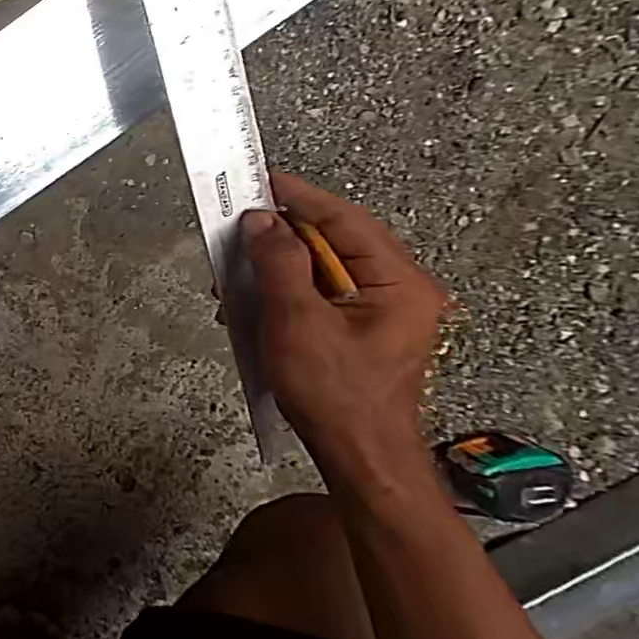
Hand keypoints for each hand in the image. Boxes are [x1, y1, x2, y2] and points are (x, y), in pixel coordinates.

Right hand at [242, 173, 447, 477]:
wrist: (358, 457)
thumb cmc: (339, 400)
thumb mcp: (297, 323)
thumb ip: (279, 263)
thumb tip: (263, 223)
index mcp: (399, 283)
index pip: (343, 220)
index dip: (298, 197)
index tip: (263, 181)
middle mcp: (398, 291)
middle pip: (331, 241)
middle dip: (279, 239)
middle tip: (239, 232)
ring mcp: (381, 310)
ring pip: (320, 267)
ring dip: (276, 269)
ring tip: (240, 280)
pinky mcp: (360, 327)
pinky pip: (318, 292)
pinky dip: (283, 292)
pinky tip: (256, 305)